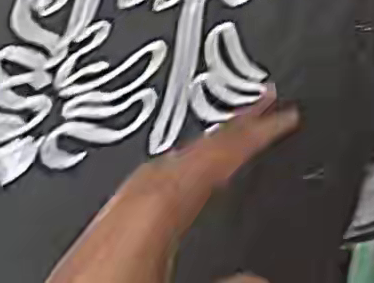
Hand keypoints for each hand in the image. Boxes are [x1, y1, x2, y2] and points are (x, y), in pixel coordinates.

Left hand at [45, 88, 299, 282]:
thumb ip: (226, 281)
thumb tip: (259, 274)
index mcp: (150, 211)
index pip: (214, 155)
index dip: (254, 131)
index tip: (285, 113)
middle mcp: (124, 207)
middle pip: (186, 149)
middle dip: (228, 127)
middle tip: (264, 107)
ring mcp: (101, 226)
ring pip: (162, 166)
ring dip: (202, 147)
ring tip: (231, 136)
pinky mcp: (89, 247)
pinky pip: (144, 187)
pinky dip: (175, 171)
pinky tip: (179, 186)